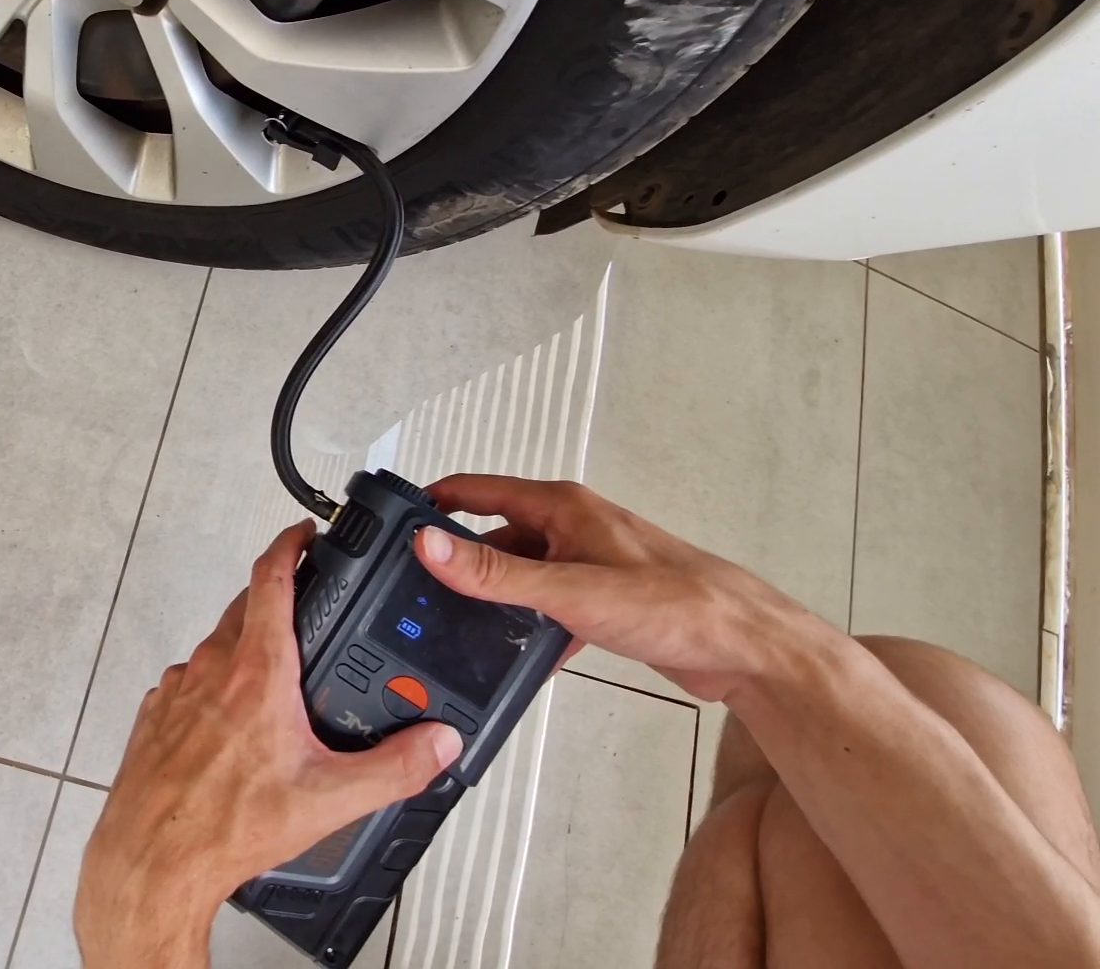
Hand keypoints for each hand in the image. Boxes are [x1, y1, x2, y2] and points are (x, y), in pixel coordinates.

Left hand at [76, 521, 463, 968]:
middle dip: (277, 596)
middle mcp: (212, 666)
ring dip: (247, 643)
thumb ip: (394, 767)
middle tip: (304, 607)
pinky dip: (216, 680)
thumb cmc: (225, 826)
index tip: (303, 533)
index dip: (289, 544)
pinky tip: (232, 719)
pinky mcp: (159, 709)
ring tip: (275, 673)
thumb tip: (436, 743)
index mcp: (257, 670)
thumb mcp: (328, 798)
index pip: (270, 578)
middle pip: (247, 605)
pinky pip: (192, 677)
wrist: (154, 858)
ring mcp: (179, 685)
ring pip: (218, 643)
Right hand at [413, 475, 827, 702]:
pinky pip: (546, 601)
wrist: (751, 651)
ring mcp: (584, 559)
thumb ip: (493, 572)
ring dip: (495, 597)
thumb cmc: (673, 606)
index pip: (473, 490)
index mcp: (559, 506)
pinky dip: (530, 623)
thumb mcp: (568, 590)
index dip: (430, 504)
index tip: (394, 527)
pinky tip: (520, 654)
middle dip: (459, 561)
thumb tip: (427, 545)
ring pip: (518, 573)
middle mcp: (568, 525)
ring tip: (464, 628)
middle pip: (492, 534)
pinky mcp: (600, 594)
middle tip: (421, 591)